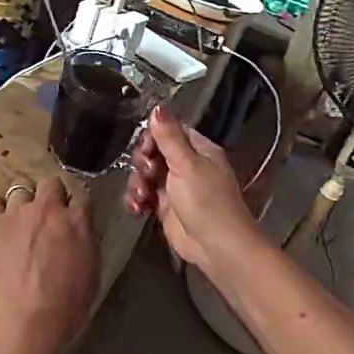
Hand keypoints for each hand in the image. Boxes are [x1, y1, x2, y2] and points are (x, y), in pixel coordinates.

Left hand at [0, 177, 97, 353]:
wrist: (19, 324)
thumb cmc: (63, 313)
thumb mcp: (90, 280)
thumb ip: (85, 250)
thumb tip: (78, 241)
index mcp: (78, 223)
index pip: (82, 198)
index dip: (75, 209)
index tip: (71, 221)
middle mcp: (48, 209)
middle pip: (50, 184)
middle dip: (49, 197)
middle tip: (44, 220)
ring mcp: (16, 213)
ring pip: (20, 189)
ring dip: (22, 204)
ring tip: (17, 225)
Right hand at [123, 107, 264, 272]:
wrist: (216, 246)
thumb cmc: (205, 201)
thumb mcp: (186, 165)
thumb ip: (169, 137)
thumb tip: (157, 107)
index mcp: (198, 150)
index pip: (170, 131)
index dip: (153, 137)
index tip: (146, 149)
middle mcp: (187, 165)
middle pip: (154, 152)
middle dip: (143, 162)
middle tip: (147, 174)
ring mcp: (175, 187)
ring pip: (145, 175)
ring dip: (137, 184)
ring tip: (142, 197)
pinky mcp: (165, 208)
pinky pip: (144, 196)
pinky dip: (137, 200)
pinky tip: (138, 209)